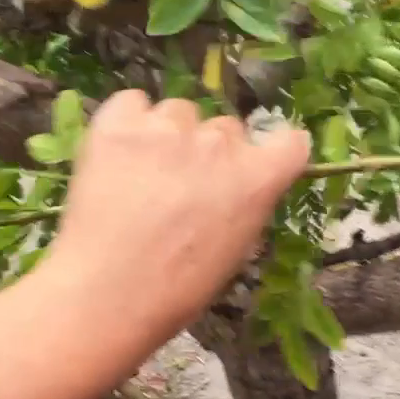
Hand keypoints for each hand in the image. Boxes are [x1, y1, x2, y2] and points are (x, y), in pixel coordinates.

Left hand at [46, 91, 310, 337]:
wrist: (109, 295)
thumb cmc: (179, 289)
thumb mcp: (235, 250)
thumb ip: (245, 203)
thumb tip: (234, 187)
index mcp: (258, 179)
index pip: (290, 142)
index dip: (274, 153)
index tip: (258, 165)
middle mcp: (219, 143)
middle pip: (227, 128)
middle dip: (213, 153)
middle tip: (185, 189)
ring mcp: (168, 128)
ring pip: (179, 113)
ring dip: (170, 137)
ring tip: (145, 177)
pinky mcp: (119, 123)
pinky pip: (132, 103)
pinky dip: (129, 123)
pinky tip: (118, 157)